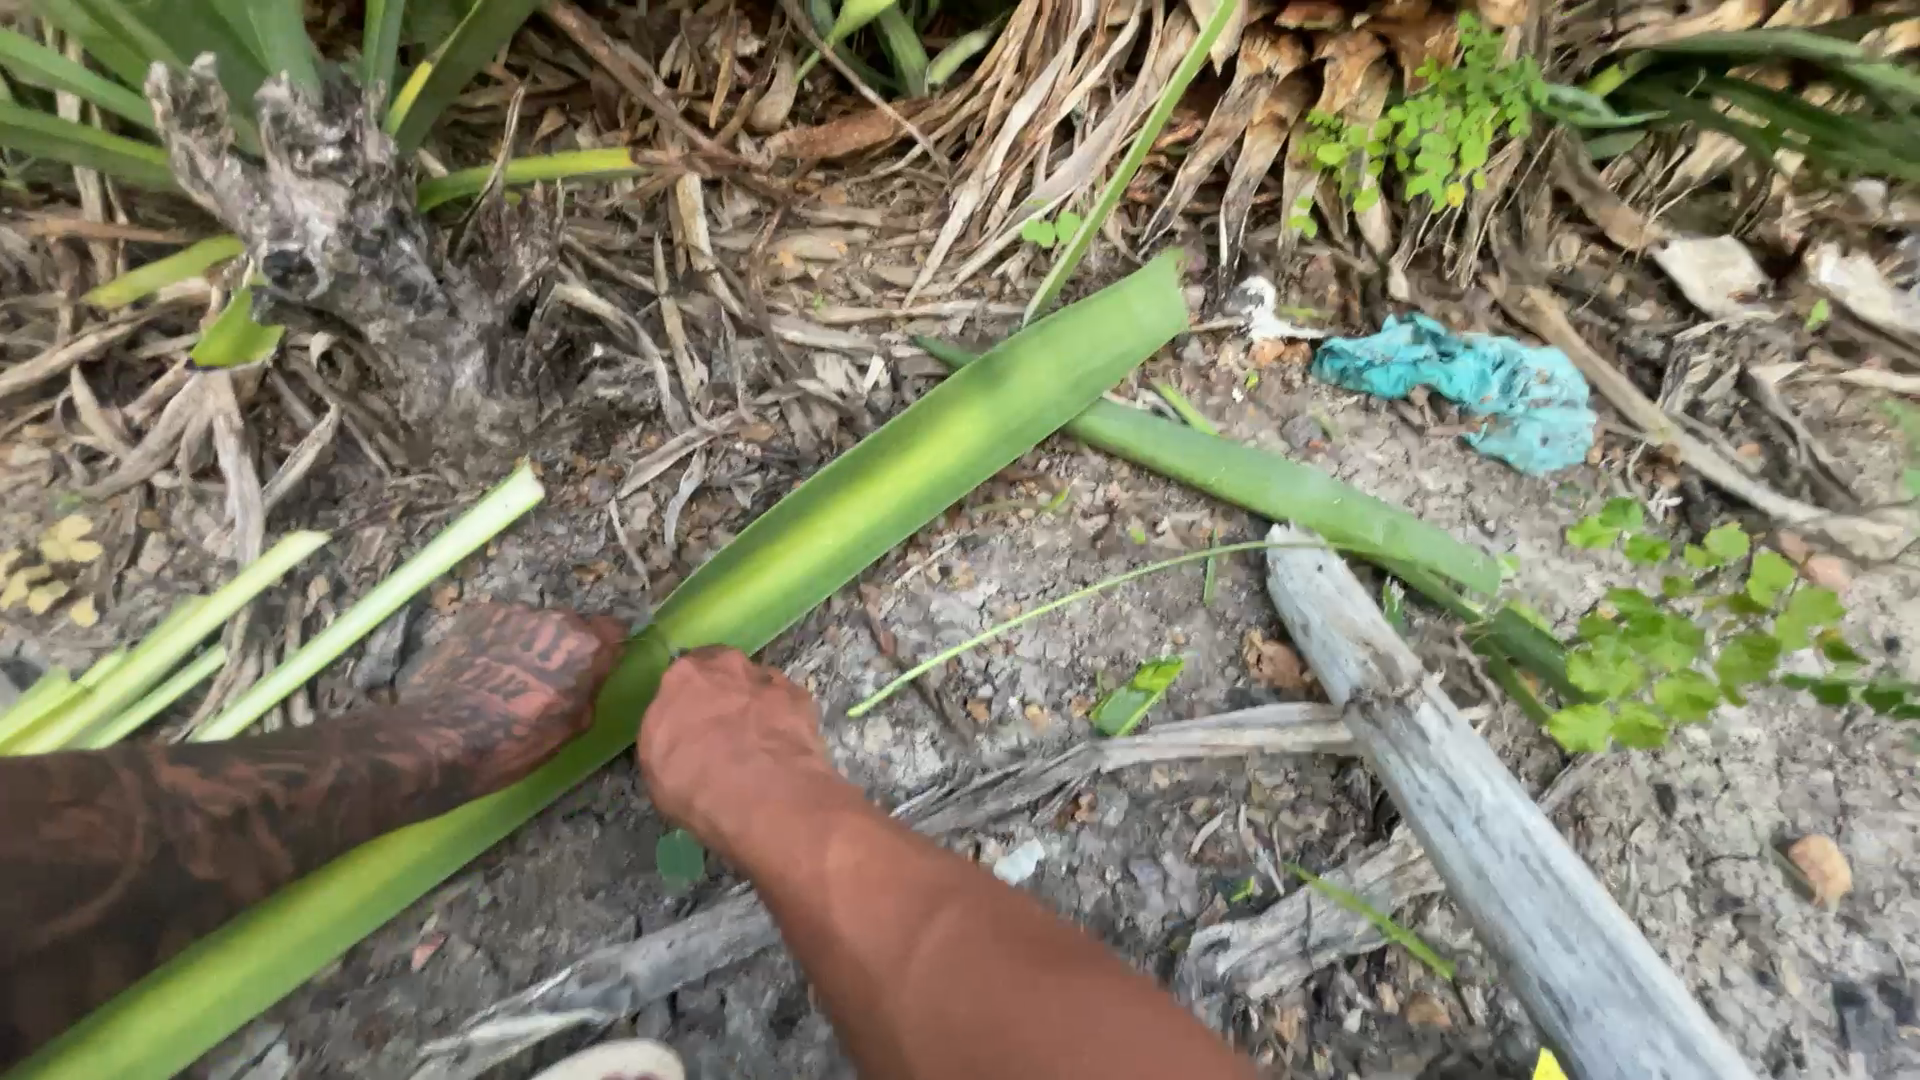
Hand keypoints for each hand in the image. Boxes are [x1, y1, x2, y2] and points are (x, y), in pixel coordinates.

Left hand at [398, 603, 625, 787]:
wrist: (436, 740)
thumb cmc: (514, 743)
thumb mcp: (574, 726)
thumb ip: (592, 687)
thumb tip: (590, 673)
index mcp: (587, 646)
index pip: (615, 629)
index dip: (606, 647)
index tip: (594, 665)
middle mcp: (557, 618)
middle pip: (573, 623)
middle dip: (565, 644)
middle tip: (546, 675)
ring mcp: (515, 612)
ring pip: (536, 622)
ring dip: (531, 639)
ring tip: (507, 672)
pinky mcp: (477, 613)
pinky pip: (502, 622)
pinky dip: (499, 638)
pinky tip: (482, 665)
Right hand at [637, 646, 839, 849]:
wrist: (760, 791)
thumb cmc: (693, 783)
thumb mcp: (655, 766)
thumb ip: (669, 735)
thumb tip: (683, 737)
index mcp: (684, 677)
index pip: (684, 677)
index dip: (689, 700)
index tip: (692, 722)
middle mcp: (728, 666)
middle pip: (724, 672)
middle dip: (724, 693)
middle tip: (725, 728)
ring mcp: (768, 678)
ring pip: (759, 684)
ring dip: (756, 705)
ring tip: (758, 742)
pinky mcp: (801, 696)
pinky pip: (788, 703)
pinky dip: (785, 718)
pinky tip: (783, 745)